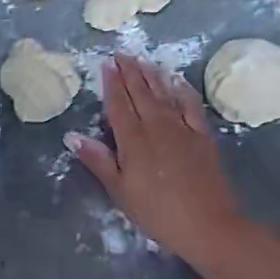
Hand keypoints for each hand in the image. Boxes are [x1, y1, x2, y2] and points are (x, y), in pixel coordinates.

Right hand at [66, 55, 243, 262]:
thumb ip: (98, 160)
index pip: (118, 103)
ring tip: (142, 59)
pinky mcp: (203, 135)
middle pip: (140, 92)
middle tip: (121, 53)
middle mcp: (157, 125)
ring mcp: (182, 128)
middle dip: (129, 71)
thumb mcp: (120, 191)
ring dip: (152, 74)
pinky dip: (182, 89)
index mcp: (133, 139)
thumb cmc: (157, 212)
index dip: (111, 82)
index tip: (106, 63)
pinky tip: (177, 80)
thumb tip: (72, 136)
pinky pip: (191, 104)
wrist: (208, 225)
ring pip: (164, 93)